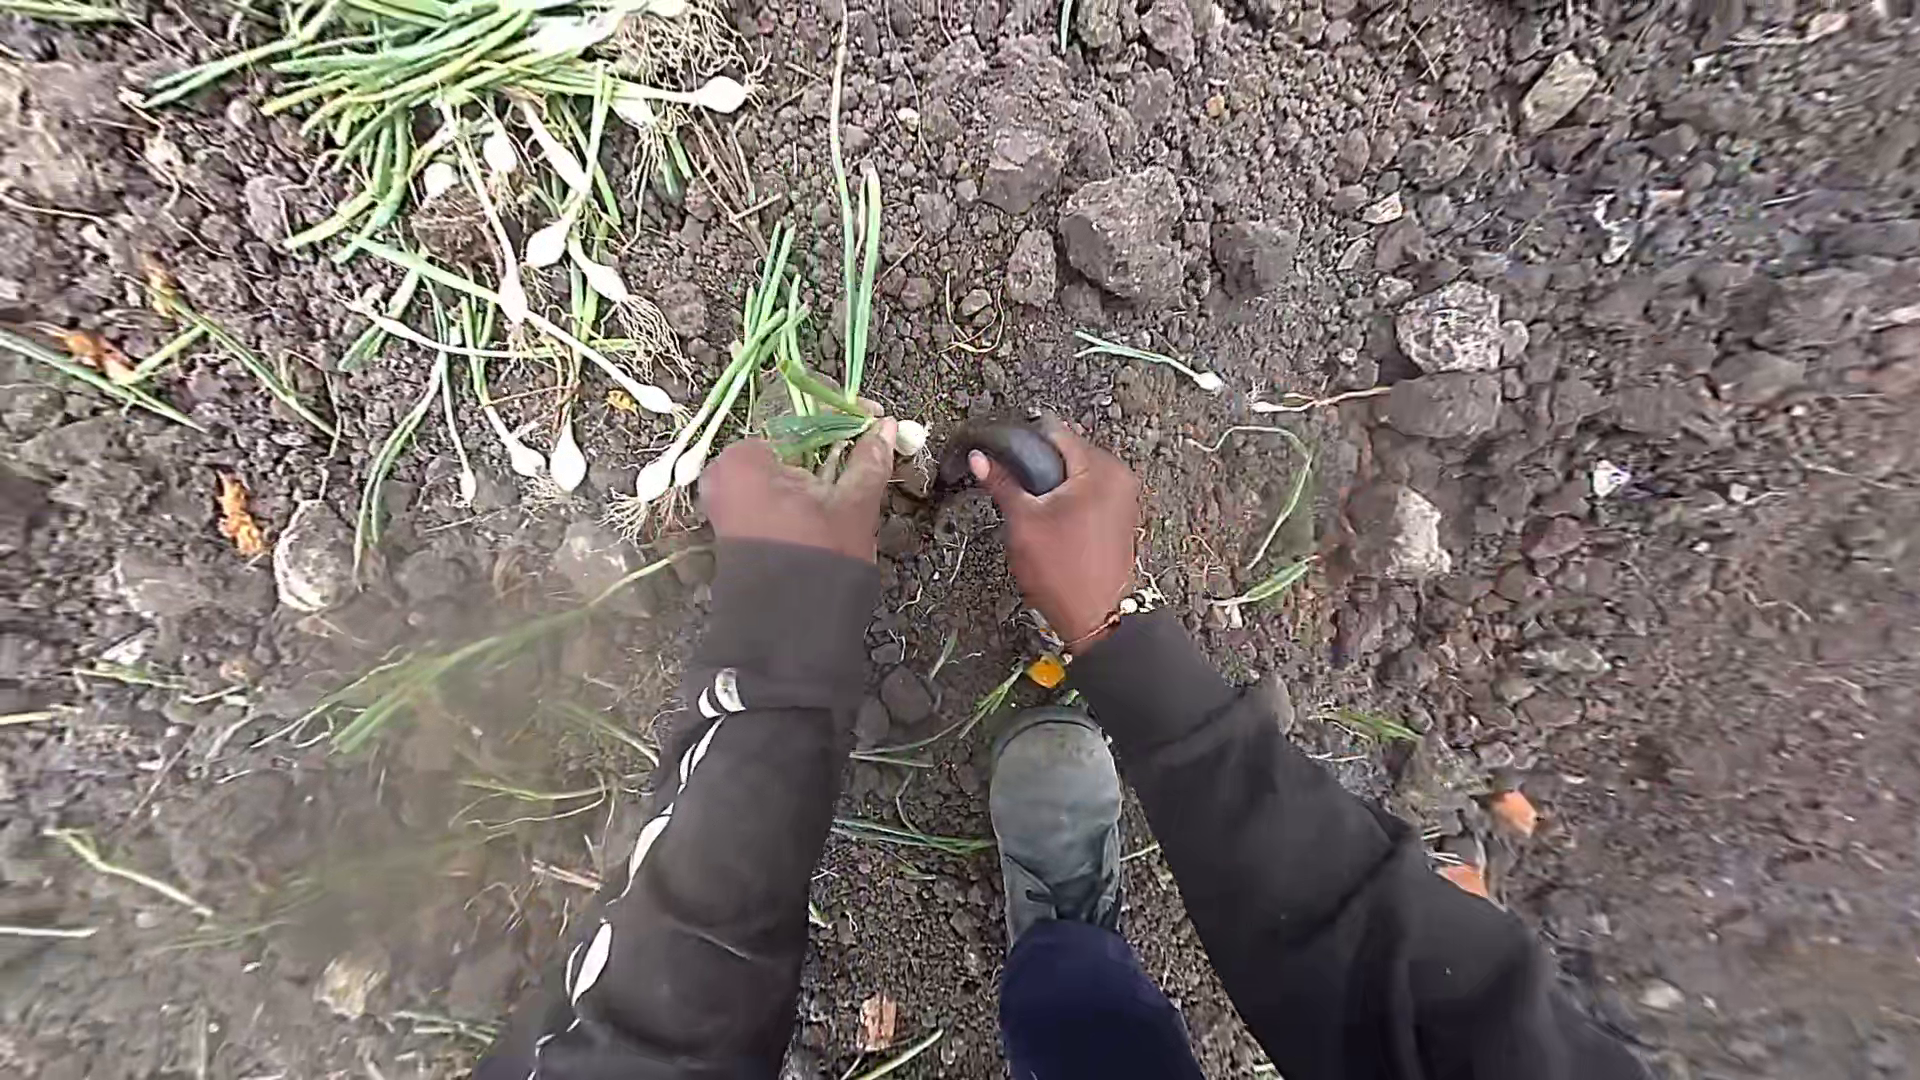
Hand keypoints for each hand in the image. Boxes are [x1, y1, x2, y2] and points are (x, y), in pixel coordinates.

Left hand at [700, 419, 898, 562]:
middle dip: (835, 447)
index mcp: (745, 459)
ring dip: (824, 472)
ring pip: (787, 473)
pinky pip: (777, 496)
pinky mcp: (739, 528)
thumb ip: (870, 460)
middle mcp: (726, 476)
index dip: (843, 415)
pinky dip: (807, 494)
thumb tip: (888, 427)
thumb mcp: (853, 504)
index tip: (874, 418)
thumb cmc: (817, 558)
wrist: (788, 630)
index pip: (800, 417)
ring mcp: (728, 504)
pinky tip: (836, 502)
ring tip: (861, 479)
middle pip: (792, 445)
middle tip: (872, 451)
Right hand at [969, 419, 1139, 650]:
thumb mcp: (1023, 521)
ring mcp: (1123, 497)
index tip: (1003, 453)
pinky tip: (1052, 519)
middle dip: (1039, 464)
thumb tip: (980, 459)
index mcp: (1100, 469)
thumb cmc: (1064, 573)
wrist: (1096, 617)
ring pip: (1076, 472)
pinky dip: (1068, 497)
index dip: (1022, 440)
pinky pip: (1088, 491)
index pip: (1055, 431)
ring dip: (1053, 482)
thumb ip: (1002, 483)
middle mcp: (1118, 476)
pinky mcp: (1119, 515)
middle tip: (1016, 487)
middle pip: (1068, 450)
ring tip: (1034, 508)